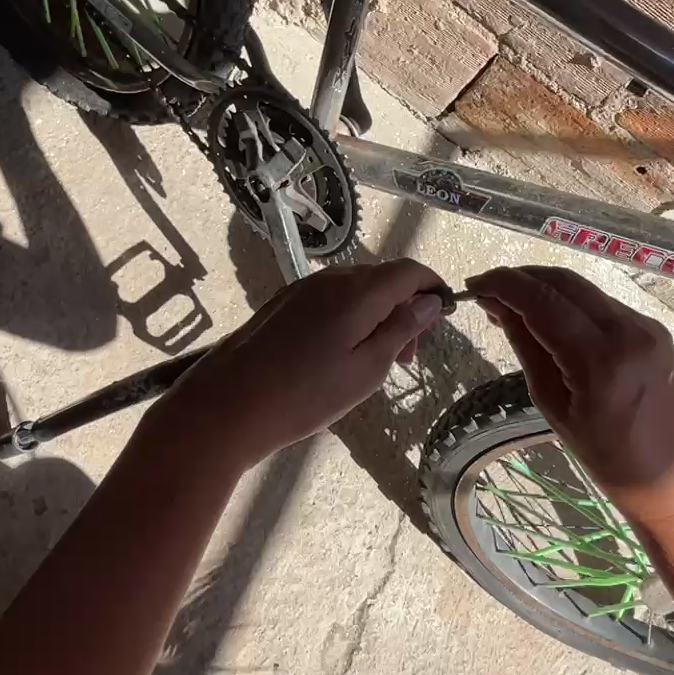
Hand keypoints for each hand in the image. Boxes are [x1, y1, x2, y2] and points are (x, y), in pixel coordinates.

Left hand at [149, 259, 445, 470]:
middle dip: (404, 308)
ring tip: (375, 361)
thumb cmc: (307, 394)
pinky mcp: (283, 303)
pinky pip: (330, 299)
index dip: (431, 286)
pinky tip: (340, 354)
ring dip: (376, 315)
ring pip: (354, 289)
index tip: (443, 315)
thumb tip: (429, 300)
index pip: (408, 270)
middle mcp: (331, 279)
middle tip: (407, 357)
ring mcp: (302, 289)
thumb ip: (402, 328)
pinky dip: (349, 317)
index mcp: (358, 291)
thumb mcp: (368, 368)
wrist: (230, 403)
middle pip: (381, 279)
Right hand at [466, 265, 673, 522]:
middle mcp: (627, 330)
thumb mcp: (552, 405)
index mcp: (599, 358)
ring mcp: (646, 325)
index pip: (541, 299)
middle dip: (521, 278)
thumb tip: (498, 307)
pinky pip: (601, 303)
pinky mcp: (654, 329)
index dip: (503, 285)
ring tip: (513, 306)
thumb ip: (526, 347)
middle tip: (489, 292)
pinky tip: (551, 320)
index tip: (474, 286)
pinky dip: (569, 302)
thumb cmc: (607, 457)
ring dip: (544, 288)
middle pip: (562, 281)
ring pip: (582, 288)